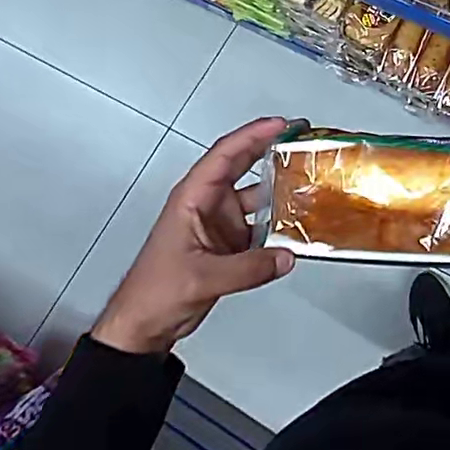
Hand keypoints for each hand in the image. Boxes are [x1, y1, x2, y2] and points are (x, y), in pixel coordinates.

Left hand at [91, 117, 297, 354]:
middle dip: (268, 146)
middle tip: (298, 135)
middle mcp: (206, 202)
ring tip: (305, 176)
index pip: (224, 154)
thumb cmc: (154, 290)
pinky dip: (277, 221)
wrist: (145, 324)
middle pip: (241, 164)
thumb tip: (285, 257)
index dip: (252, 135)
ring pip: (253, 194)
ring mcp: (218, 221)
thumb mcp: (202, 278)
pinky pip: (259, 224)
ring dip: (277, 185)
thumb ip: (248, 269)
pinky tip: (296, 222)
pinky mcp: (228, 242)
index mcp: (192, 197)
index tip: (279, 125)